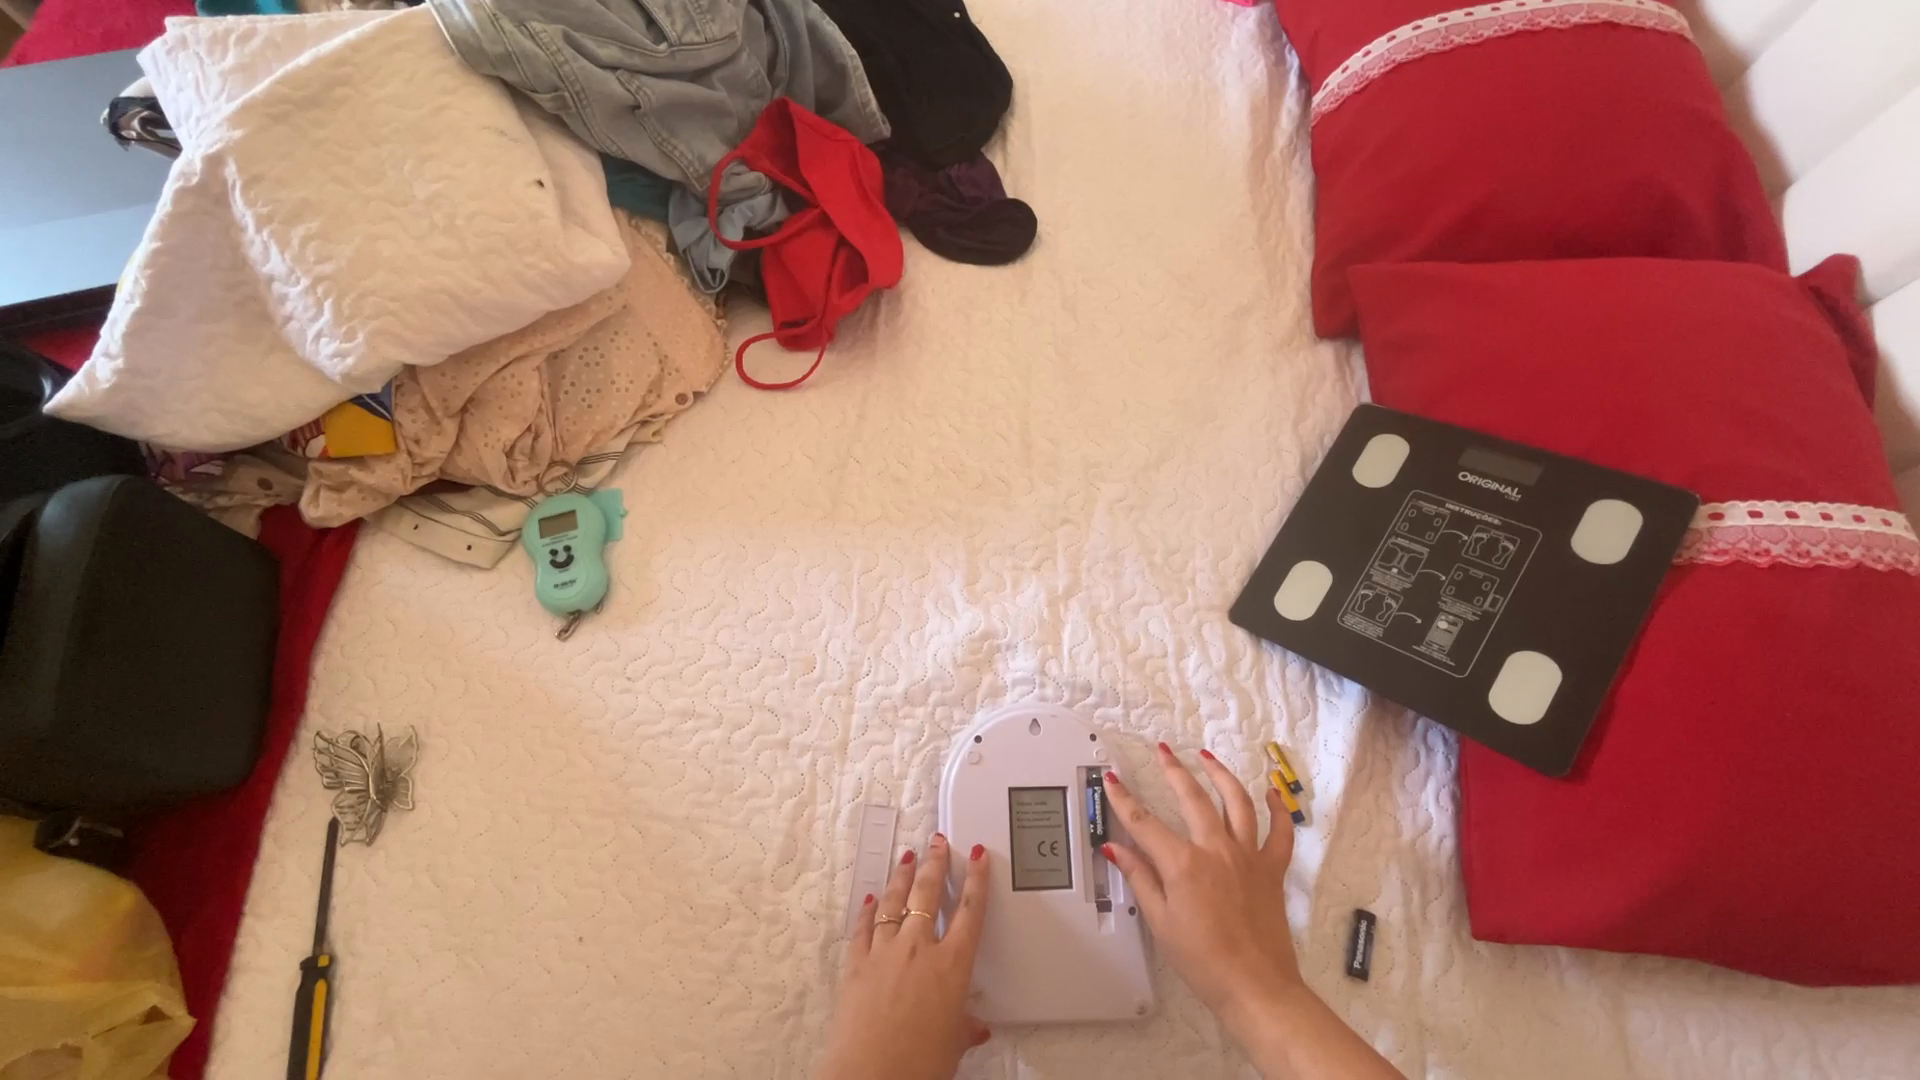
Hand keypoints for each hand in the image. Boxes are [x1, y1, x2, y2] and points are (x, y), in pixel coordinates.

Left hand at [816, 833, 992, 1079]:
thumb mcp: (952, 1045)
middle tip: (938, 843)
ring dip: (902, 877)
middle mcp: (918, 949)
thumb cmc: (917, 1067)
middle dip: (935, 864)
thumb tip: (976, 1028)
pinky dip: (868, 911)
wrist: (870, 1079)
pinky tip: (871, 898)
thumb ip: (964, 1027)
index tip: (979, 855)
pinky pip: (863, 928)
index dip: (977, 880)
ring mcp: (884, 952)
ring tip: (908, 858)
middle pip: (929, 894)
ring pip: (895, 902)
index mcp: (951, 966)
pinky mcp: (856, 964)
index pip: (970, 911)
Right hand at [1103, 744, 1399, 1079]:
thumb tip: (1116, 850)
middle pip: (1192, 798)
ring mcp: (1247, 857)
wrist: (1257, 988)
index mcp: (1183, 864)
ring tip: (1207, 756)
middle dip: (1173, 770)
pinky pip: (1280, 832)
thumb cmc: (1205, 962)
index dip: (1123, 798)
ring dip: (1220, 774)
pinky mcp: (1271, 870)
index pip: (1143, 822)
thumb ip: (1140, 878)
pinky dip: (1278, 808)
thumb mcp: (1160, 922)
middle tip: (1162, 751)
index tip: (1112, 779)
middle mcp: (1216, 851)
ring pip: (1236, 802)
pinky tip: (1270, 791)